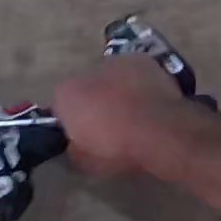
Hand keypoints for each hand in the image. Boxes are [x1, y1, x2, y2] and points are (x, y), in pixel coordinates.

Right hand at [52, 55, 192, 175]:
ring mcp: (119, 61)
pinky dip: (138, 82)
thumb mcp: (84, 161)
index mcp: (67, 94)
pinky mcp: (144, 60)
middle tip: (108, 121)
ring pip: (111, 75)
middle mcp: (88, 71)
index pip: (60, 104)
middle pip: (86, 86)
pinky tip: (148, 98)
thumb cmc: (118, 148)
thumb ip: (74, 145)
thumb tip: (77, 141)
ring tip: (132, 109)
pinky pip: (134, 71)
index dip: (71, 120)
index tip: (83, 134)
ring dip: (116, 88)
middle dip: (94, 99)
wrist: (160, 130)